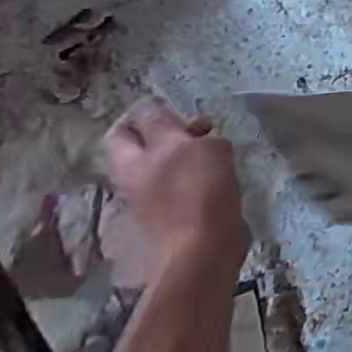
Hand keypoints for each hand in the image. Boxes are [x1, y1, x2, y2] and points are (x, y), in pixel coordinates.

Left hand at [104, 96, 248, 276]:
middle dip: (172, 130)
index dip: (152, 110)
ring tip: (218, 148)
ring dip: (190, 151)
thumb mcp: (188, 146)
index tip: (181, 106)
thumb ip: (173, 125)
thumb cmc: (196, 190)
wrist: (205, 245)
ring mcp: (155, 197)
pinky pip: (185, 181)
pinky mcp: (178, 211)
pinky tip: (221, 173)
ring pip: (168, 162)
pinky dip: (200, 172)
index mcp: (131, 160)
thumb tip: (169, 117)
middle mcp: (136, 177)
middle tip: (202, 126)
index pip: (129, 125)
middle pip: (148, 143)